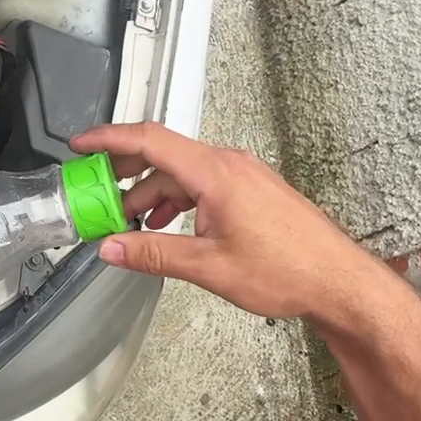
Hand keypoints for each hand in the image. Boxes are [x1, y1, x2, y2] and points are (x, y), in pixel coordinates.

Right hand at [69, 122, 405, 330]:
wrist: (340, 282)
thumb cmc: (289, 270)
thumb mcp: (207, 266)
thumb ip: (152, 253)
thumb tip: (112, 248)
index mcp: (215, 173)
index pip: (149, 140)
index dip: (108, 139)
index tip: (81, 144)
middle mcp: (228, 165)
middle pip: (160, 154)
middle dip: (123, 173)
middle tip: (95, 192)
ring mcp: (240, 175)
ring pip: (178, 173)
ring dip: (149, 194)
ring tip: (129, 222)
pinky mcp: (247, 190)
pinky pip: (198, 183)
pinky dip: (173, 200)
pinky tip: (165, 225)